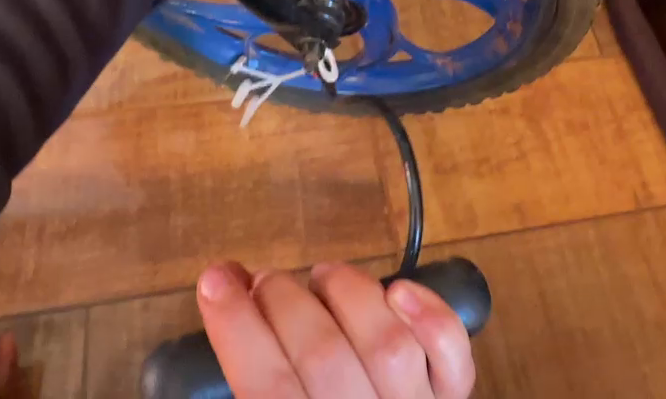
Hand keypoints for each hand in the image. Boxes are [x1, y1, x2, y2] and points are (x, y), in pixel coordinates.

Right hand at [196, 261, 475, 397]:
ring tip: (320, 277)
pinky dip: (431, 315)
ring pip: (386, 344)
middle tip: (263, 281)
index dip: (237, 326)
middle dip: (281, 297)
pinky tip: (398, 292)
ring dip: (346, 292)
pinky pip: (451, 359)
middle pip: (322, 355)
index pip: (266, 386)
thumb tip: (230, 312)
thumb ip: (254, 387)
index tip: (215, 279)